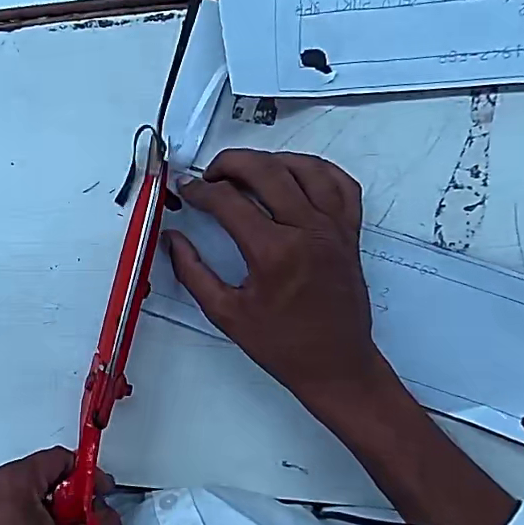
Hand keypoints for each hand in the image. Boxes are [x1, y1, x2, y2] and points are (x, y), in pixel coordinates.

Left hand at [0, 447, 120, 524]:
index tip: (101, 490)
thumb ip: (97, 523)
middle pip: (42, 477)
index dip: (87, 474)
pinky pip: (13, 513)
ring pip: (30, 498)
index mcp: (7, 485)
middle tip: (91, 523)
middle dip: (72, 500)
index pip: (56, 459)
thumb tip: (105, 514)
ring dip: (55, 516)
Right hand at [165, 149, 385, 416]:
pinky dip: (317, 170)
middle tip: (210, 174)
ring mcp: (333, 228)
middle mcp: (307, 231)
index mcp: (273, 252)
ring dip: (270, 160)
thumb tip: (173, 240)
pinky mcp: (350, 233)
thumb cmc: (282, 345)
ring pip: (304, 168)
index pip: (228, 200)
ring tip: (247, 169)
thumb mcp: (225, 313)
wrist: (335, 364)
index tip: (187, 190)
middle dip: (229, 163)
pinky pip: (341, 185)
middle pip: (265, 171)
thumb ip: (192, 272)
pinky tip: (295, 173)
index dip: (200, 190)